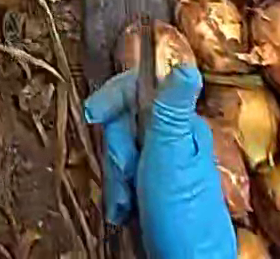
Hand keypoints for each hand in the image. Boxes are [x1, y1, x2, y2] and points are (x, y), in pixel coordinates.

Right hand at [83, 66, 236, 258]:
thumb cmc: (181, 214)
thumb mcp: (173, 156)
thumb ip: (173, 109)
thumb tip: (187, 65)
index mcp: (180, 122)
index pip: (139, 87)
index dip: (113, 96)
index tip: (93, 114)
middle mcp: (171, 136)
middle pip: (124, 119)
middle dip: (117, 148)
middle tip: (126, 177)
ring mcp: (160, 163)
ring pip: (120, 148)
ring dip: (116, 176)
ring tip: (126, 203)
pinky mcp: (150, 187)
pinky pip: (122, 175)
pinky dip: (117, 192)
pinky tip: (125, 211)